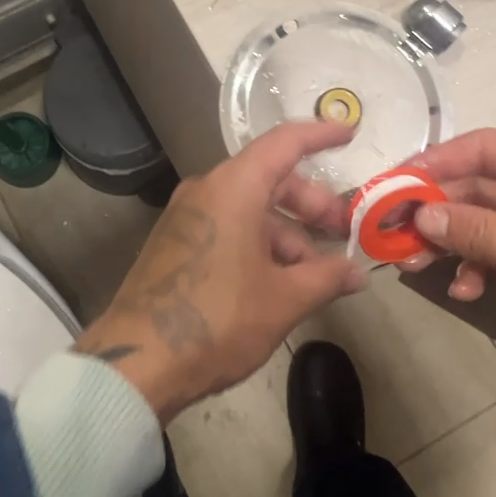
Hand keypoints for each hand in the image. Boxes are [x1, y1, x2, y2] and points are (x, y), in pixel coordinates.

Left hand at [74, 121, 368, 422]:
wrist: (138, 361)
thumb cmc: (218, 320)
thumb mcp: (284, 300)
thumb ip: (327, 278)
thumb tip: (357, 274)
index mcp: (233, 188)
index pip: (284, 143)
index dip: (320, 134)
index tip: (350, 135)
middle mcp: (206, 191)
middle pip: (269, 179)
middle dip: (311, 204)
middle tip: (342, 233)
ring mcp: (186, 218)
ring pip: (249, 209)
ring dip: (287, 234)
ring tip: (316, 276)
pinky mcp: (174, 244)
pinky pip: (227, 228)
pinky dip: (258, 245)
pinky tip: (280, 282)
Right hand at [402, 129, 495, 390]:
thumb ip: (482, 232)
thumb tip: (421, 213)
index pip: (484, 148)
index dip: (434, 162)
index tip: (391, 184)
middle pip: (477, 185)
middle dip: (435, 209)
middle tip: (393, 234)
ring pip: (483, 220)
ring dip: (450, 241)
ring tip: (416, 266)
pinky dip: (477, 267)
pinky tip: (463, 291)